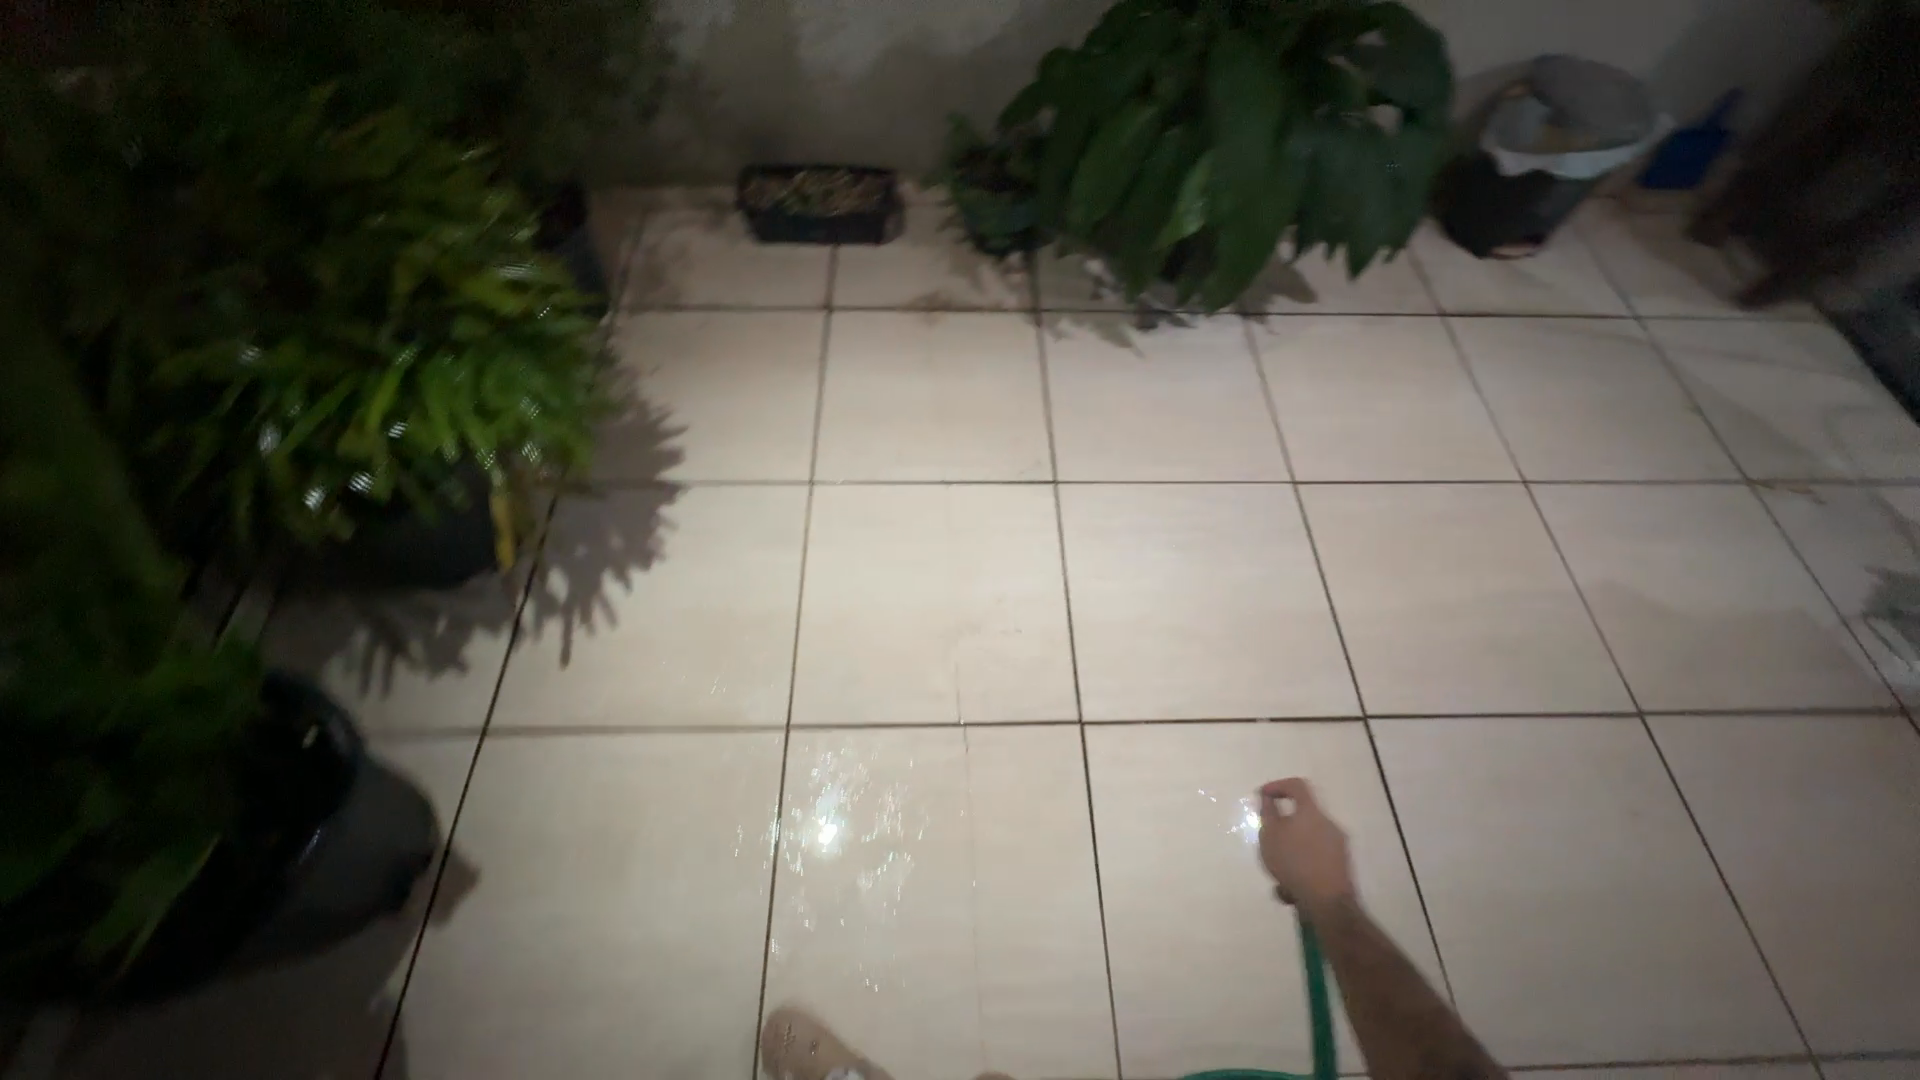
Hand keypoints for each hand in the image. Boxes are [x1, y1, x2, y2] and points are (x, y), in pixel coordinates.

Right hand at [1257, 777, 1356, 916]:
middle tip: (1269, 843)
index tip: (1262, 797)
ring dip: (1290, 853)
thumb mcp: (1269, 834)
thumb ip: (1267, 812)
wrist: (1327, 903)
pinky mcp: (1342, 867)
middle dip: (1282, 830)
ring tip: (1277, 877)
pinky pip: (1315, 859)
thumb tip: (1268, 797)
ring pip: (1307, 842)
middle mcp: (1330, 825)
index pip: (1297, 785)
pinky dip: (1301, 868)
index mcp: (1312, 812)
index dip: (1278, 786)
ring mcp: (1339, 847)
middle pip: (1302, 817)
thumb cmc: (1293, 862)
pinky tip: (1290, 890)